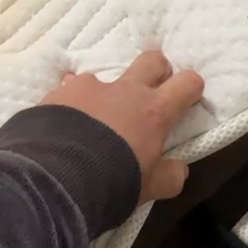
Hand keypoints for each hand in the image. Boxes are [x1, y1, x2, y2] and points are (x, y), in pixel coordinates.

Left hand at [42, 52, 203, 203]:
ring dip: (105, 94)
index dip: (190, 88)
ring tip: (92, 120)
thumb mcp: (150, 188)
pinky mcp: (60, 91)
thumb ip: (170, 176)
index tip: (184, 100)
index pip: (187, 83)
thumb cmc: (113, 181)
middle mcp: (125, 91)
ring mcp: (90, 87)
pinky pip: (70, 87)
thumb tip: (179, 168)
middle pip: (151, 60)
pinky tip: (62, 121)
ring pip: (105, 76)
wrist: (58, 176)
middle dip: (156, 70)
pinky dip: (71, 101)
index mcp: (154, 111)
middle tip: (148, 93)